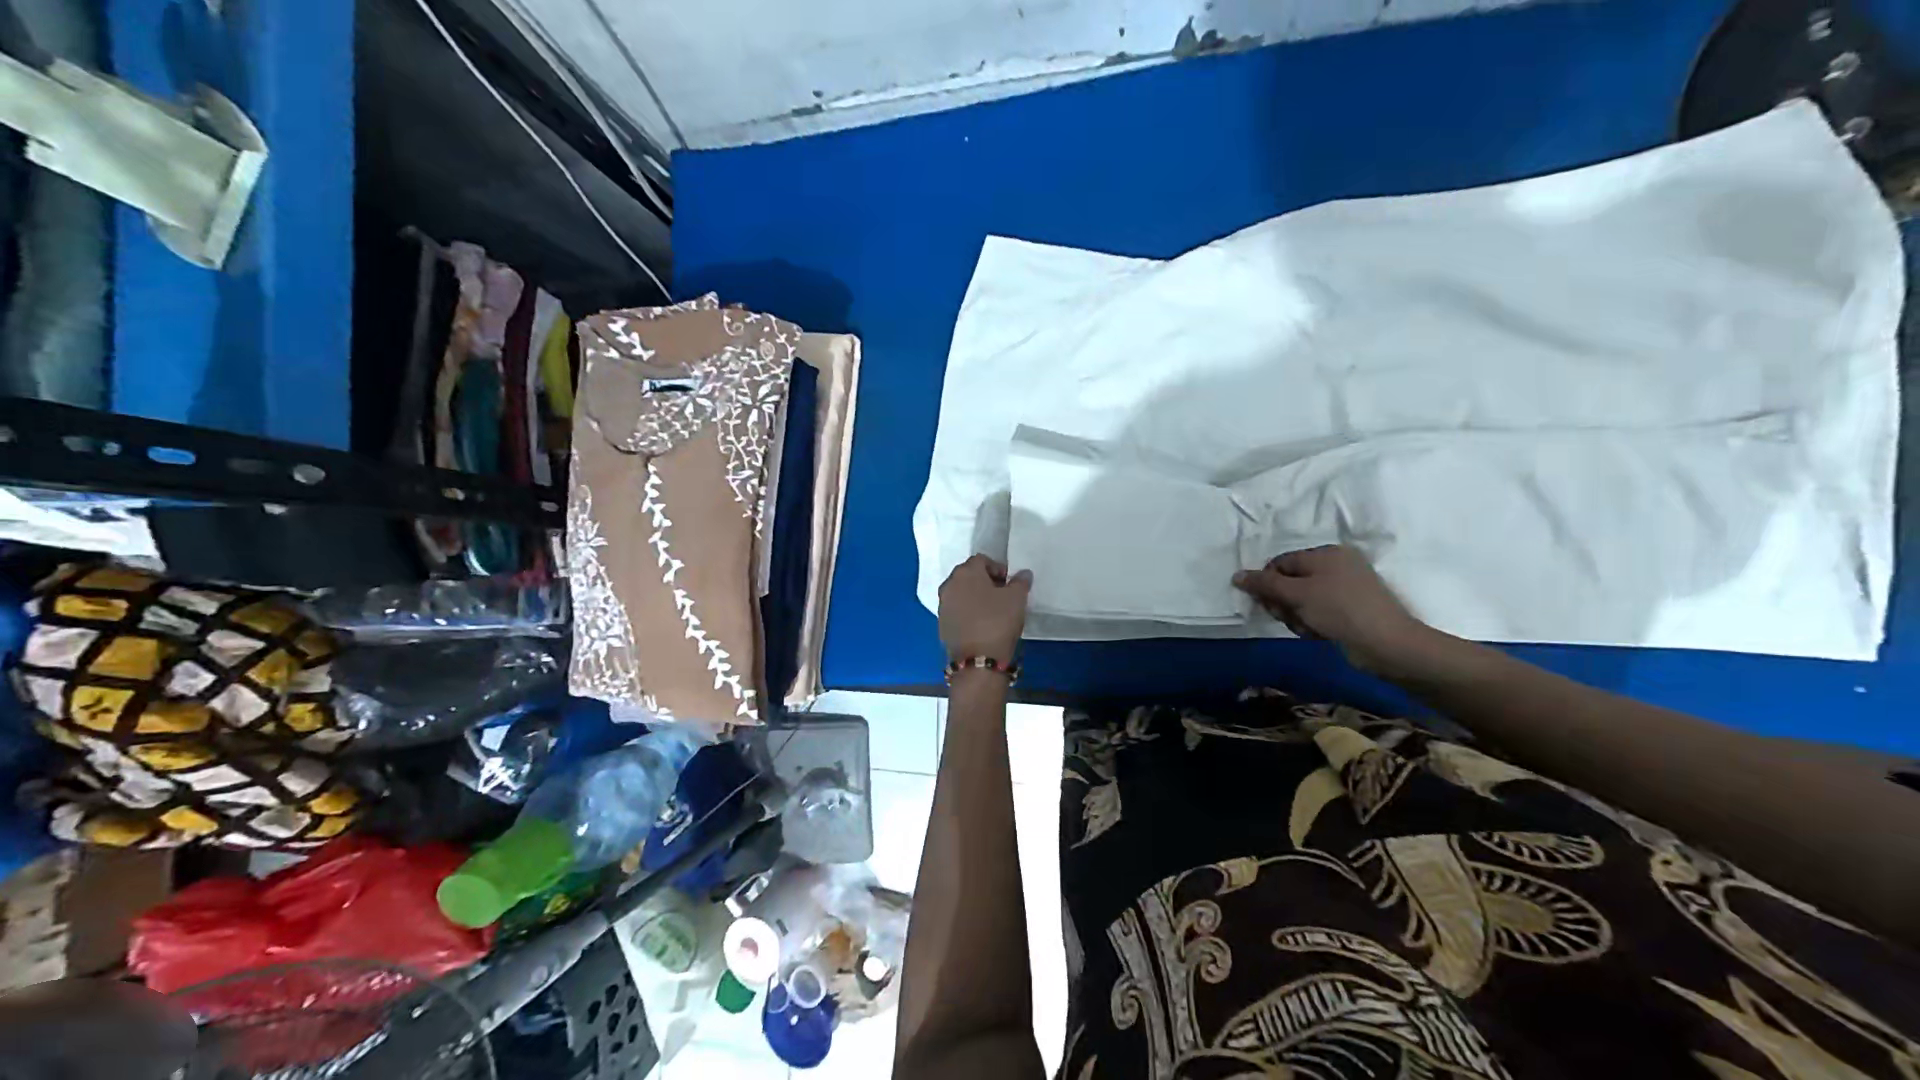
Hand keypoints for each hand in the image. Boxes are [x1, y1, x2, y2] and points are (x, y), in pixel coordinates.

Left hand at [939, 555, 1031, 667]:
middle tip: (1002, 594)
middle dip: (985, 581)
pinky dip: (968, 611)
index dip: (998, 568)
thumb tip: (1023, 574)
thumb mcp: (1017, 599)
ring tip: (993, 610)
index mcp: (965, 572)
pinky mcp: (942, 624)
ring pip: (961, 593)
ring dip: (975, 596)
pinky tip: (981, 624)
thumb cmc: (998, 621)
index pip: (981, 560)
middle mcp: (949, 585)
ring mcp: (943, 605)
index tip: (1010, 583)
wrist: (978, 660)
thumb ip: (1020, 582)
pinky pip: (957, 610)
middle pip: (968, 575)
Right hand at [1232, 545, 1448, 676]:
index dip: (1267, 582)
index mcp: (1326, 553)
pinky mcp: (1349, 610)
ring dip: (1295, 615)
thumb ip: (1265, 584)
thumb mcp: (1297, 594)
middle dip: (1282, 601)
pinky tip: (1317, 633)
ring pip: (1301, 599)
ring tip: (1306, 627)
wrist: (1386, 643)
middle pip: (1290, 581)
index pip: (1281, 563)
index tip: (1265, 602)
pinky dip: (1312, 622)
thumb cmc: (1338, 610)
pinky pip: (1317, 611)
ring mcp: (1345, 588)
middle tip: (1286, 616)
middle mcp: (1336, 566)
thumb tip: (1236, 575)